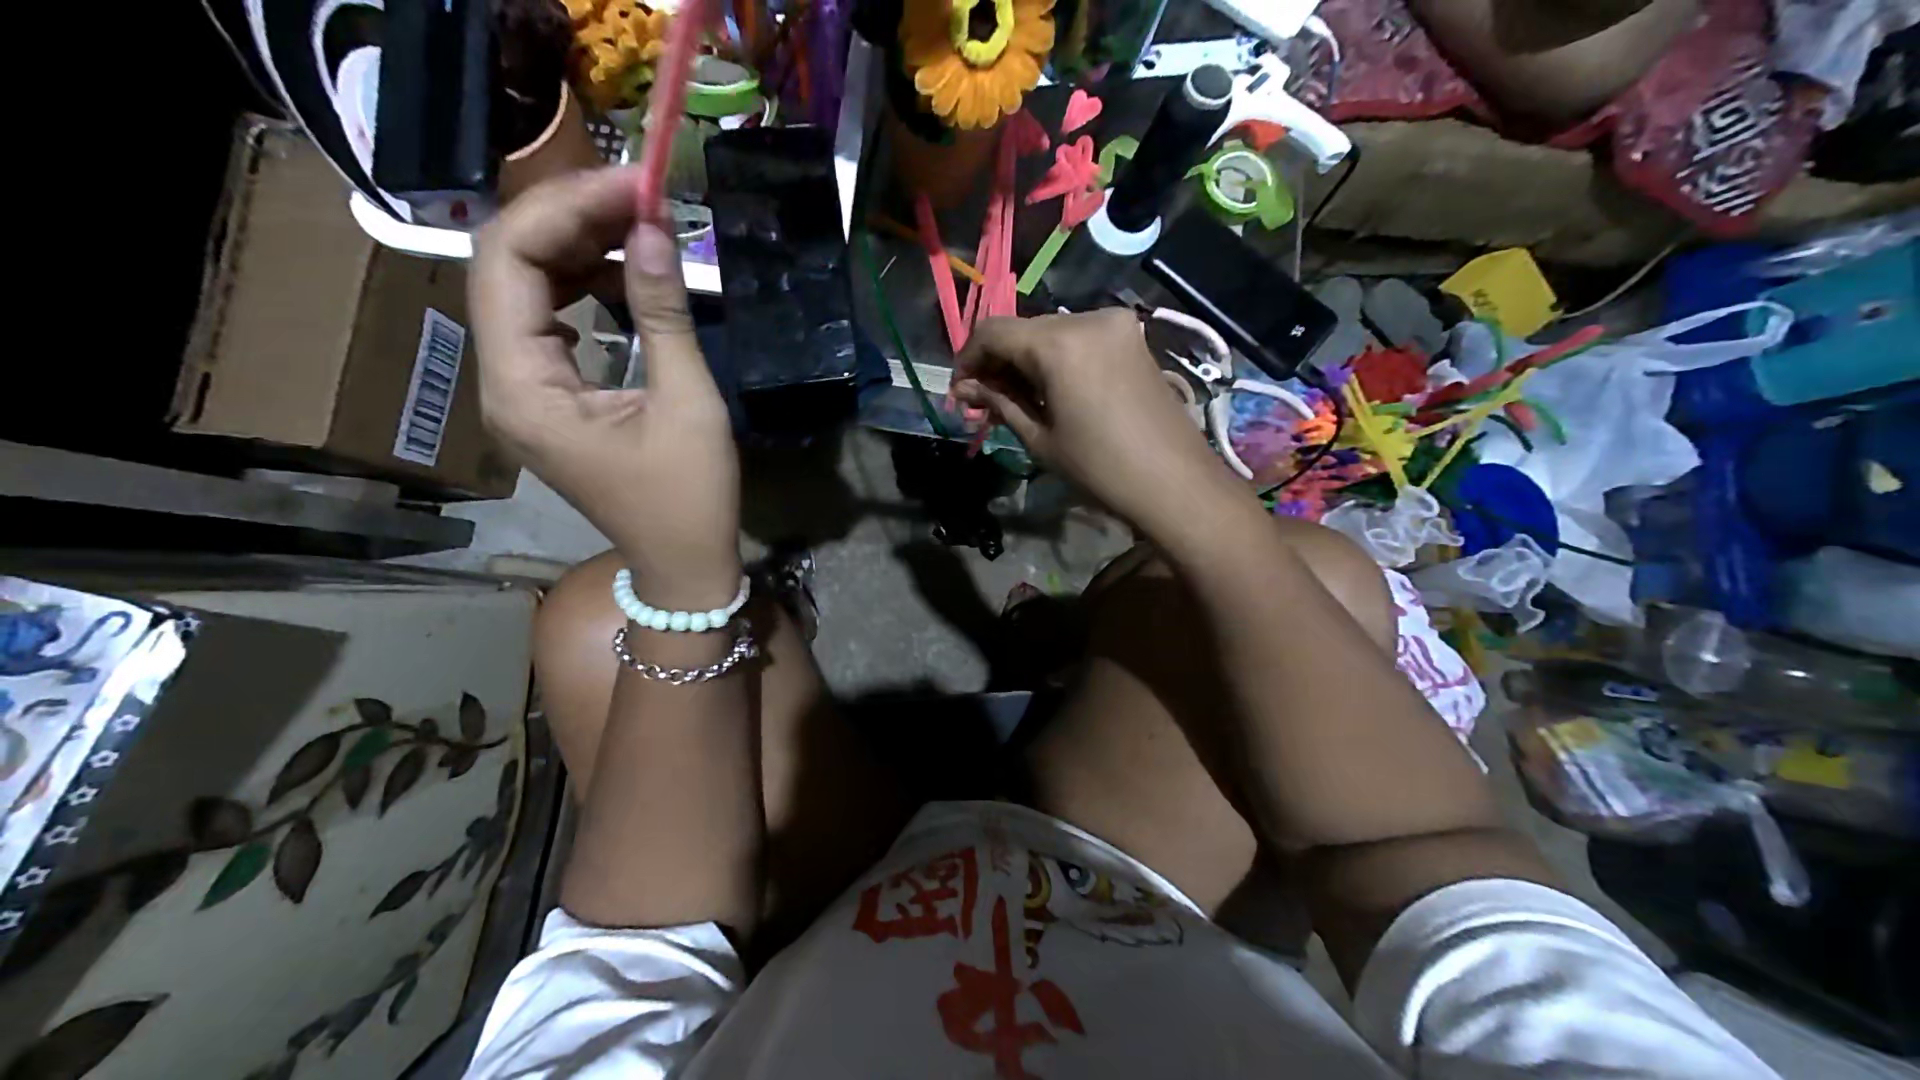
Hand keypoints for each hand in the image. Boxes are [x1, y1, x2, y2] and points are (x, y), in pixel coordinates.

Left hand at [471, 167, 739, 607]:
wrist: (683, 562)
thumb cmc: (690, 496)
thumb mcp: (687, 402)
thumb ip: (664, 312)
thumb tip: (653, 227)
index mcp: (524, 389)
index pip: (510, 262)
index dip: (568, 210)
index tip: (637, 185)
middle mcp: (502, 383)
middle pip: (508, 266)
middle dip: (571, 219)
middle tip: (640, 194)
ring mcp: (520, 391)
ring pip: (524, 288)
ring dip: (578, 248)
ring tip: (638, 225)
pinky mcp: (546, 397)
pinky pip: (547, 320)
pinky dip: (583, 287)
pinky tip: (625, 277)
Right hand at [952, 309, 1243, 539]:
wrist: (1176, 483)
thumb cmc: (1101, 468)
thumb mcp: (1040, 438)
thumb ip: (1000, 402)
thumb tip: (965, 388)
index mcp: (1060, 343)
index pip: (993, 332)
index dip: (968, 358)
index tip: (960, 391)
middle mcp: (1087, 319)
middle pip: (1022, 330)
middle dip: (998, 363)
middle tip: (984, 403)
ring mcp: (1115, 325)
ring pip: (1050, 334)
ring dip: (1026, 362)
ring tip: (1015, 402)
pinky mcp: (1131, 338)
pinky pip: (1078, 340)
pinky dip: (1056, 360)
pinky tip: (1049, 392)